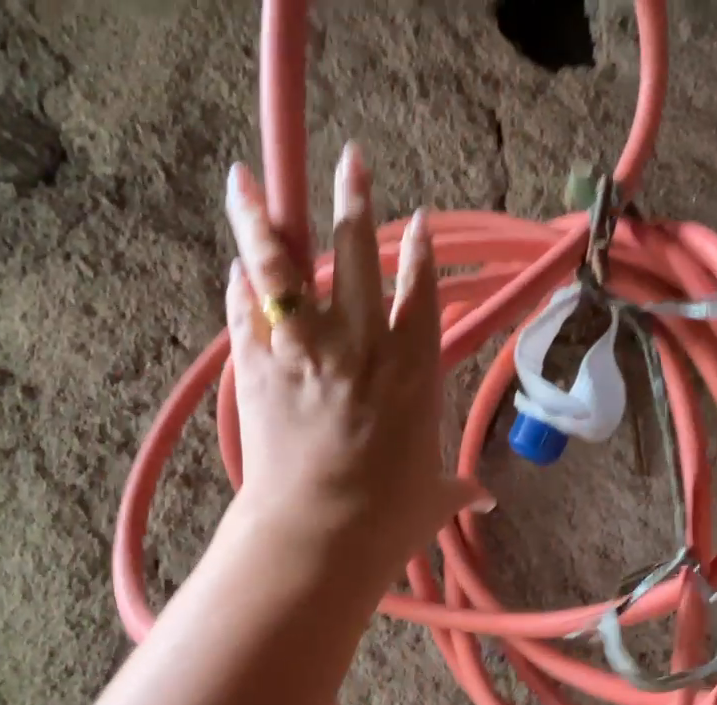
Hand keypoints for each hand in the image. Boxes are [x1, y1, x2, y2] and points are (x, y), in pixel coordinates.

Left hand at [221, 144, 489, 580]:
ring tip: (247, 177)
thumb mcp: (432, 500)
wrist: (321, 532)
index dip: (420, 253)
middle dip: (355, 204)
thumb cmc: (389, 519)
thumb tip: (483, 503)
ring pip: (283, 267)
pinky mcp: (259, 368)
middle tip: (353, 160)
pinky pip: (246, 314)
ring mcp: (306, 350)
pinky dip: (240, 290)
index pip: (419, 294)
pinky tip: (234, 266)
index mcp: (413, 370)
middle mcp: (360, 345)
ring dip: (265, 218)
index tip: (419, 220)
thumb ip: (458, 491)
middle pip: (356, 257)